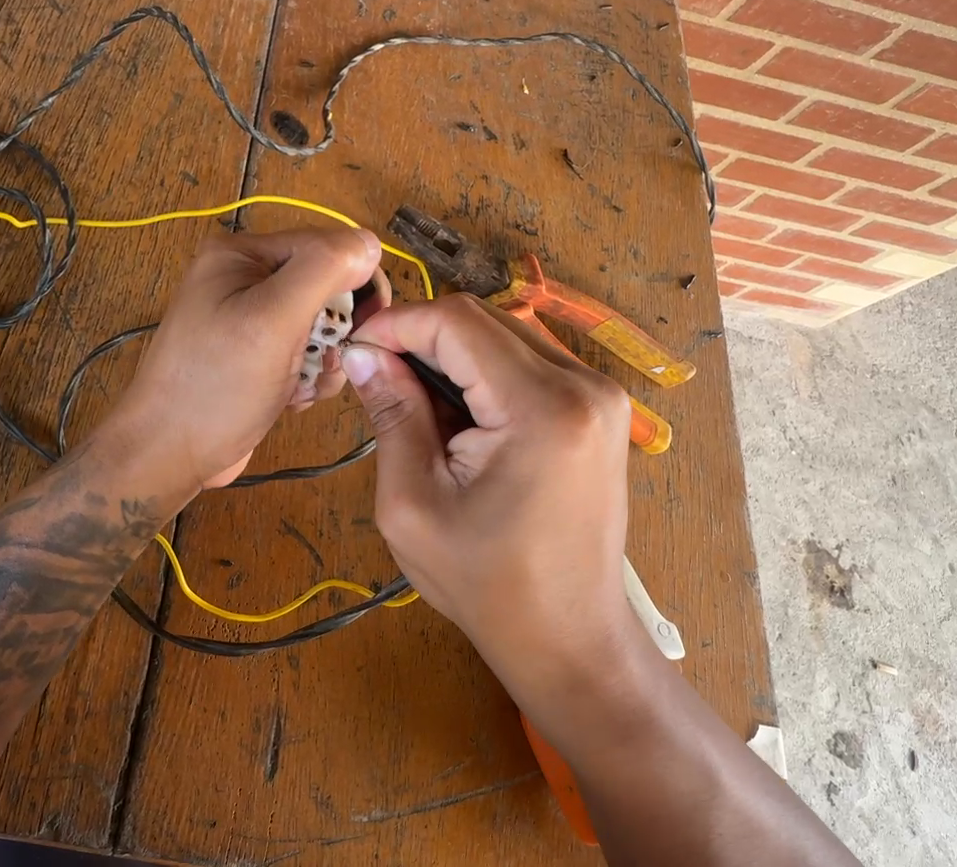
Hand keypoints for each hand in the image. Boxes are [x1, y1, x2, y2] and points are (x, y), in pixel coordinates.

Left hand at [102, 227, 381, 490]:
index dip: (355, 282)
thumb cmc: (217, 384)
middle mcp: (242, 278)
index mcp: (241, 254)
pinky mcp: (253, 356)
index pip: (324, 247)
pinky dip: (307, 377)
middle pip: (324, 288)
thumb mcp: (273, 320)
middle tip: (325, 363)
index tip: (367, 325)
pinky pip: (301, 354)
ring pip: (318, 327)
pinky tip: (292, 399)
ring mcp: (246, 319)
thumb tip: (369, 242)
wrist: (169, 454)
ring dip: (323, 360)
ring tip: (303, 388)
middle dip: (335, 330)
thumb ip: (323, 271)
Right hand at [339, 295, 634, 675]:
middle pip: (484, 319)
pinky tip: (456, 411)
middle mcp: (585, 386)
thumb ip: (392, 415)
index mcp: (542, 409)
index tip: (356, 351)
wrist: (569, 637)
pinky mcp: (599, 408)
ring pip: (505, 333)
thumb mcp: (412, 502)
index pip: (457, 322)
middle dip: (420, 336)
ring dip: (450, 352)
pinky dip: (482, 369)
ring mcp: (601, 395)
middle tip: (375, 373)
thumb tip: (361, 354)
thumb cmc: (485, 584)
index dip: (397, 324)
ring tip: (410, 398)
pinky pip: (528, 359)